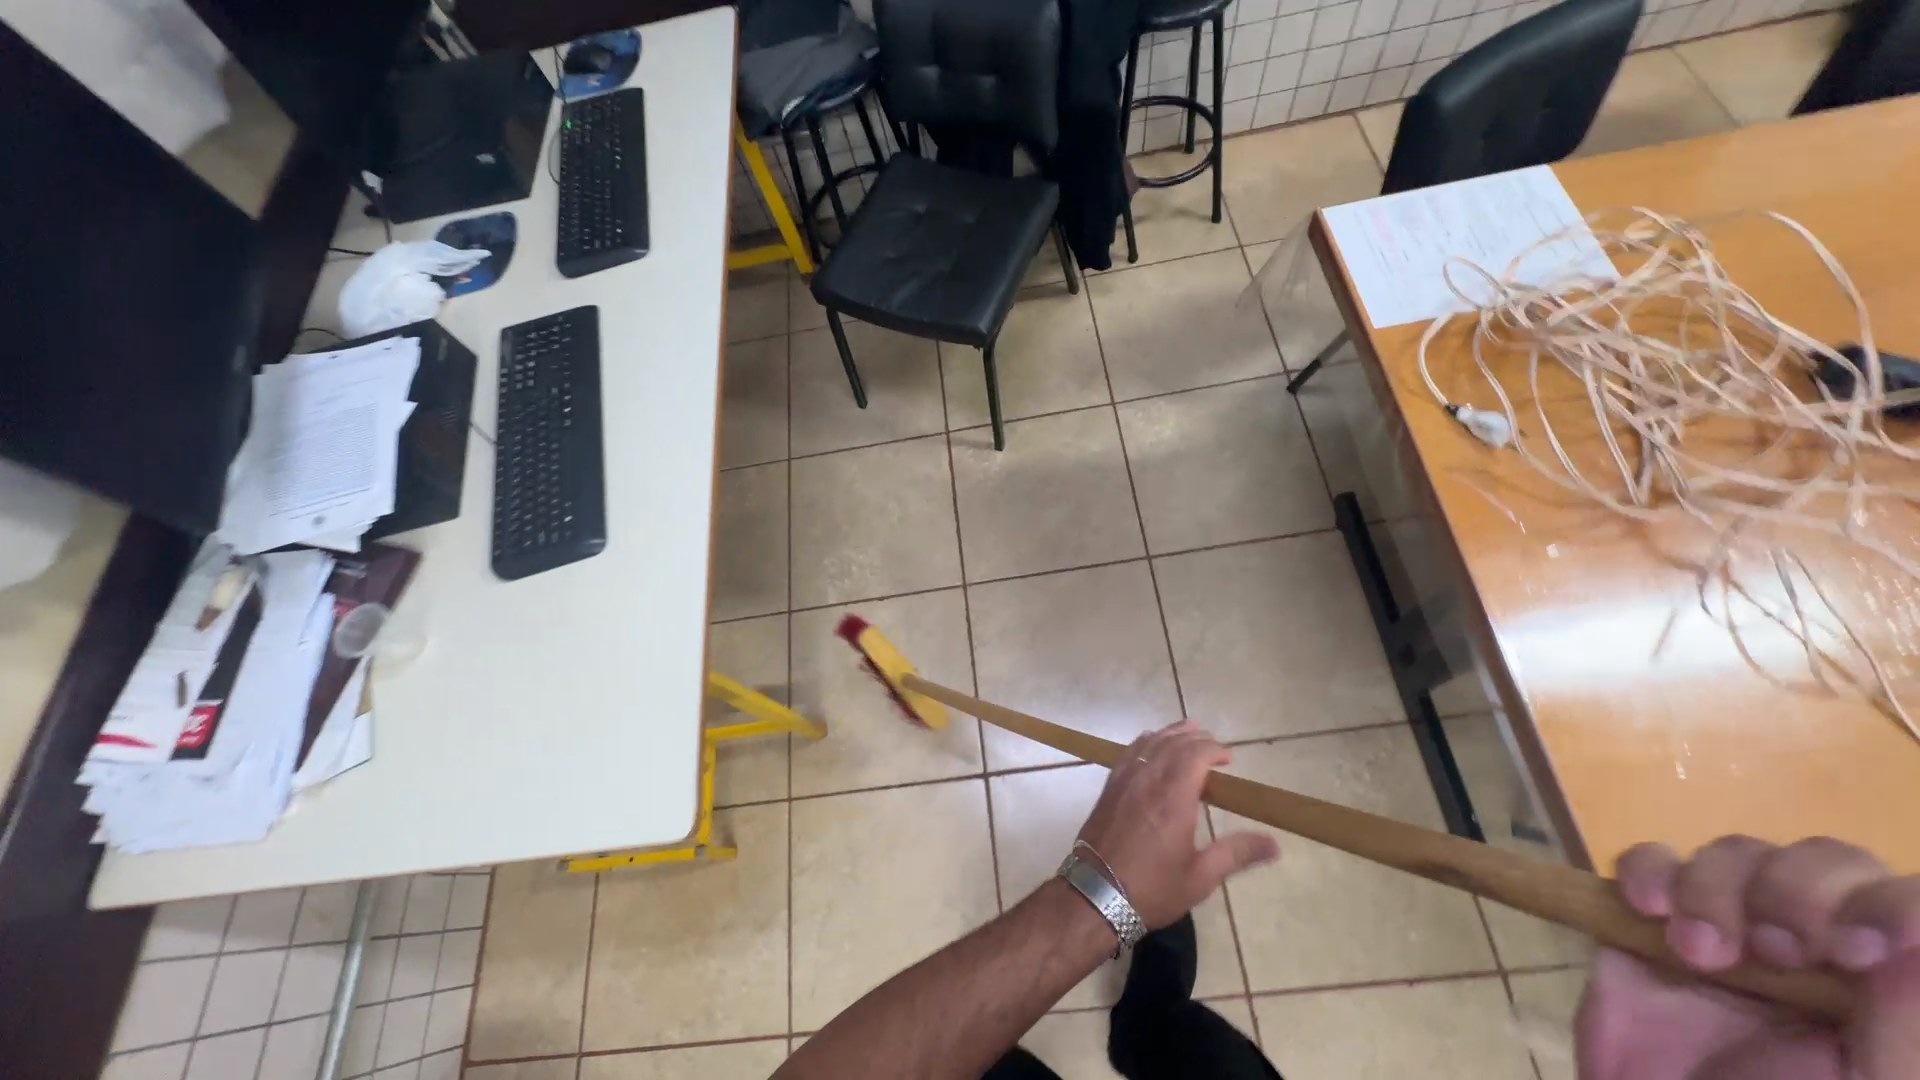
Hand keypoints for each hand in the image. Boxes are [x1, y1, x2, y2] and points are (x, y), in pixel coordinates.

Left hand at [1075, 721, 1279, 928]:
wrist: (1095, 895)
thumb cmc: (1152, 889)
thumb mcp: (1200, 877)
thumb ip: (1237, 854)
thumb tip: (1275, 844)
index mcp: (1173, 798)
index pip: (1195, 756)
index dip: (1214, 750)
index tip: (1229, 759)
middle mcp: (1148, 781)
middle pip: (1173, 744)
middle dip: (1196, 739)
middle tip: (1214, 746)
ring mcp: (1124, 782)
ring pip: (1149, 744)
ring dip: (1170, 734)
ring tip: (1187, 731)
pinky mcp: (1109, 789)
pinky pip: (1128, 753)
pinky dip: (1145, 742)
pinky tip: (1150, 743)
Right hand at [1578, 835, 1919, 1078]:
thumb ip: (1905, 1031)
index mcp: (1885, 984)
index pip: (1907, 903)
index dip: (1889, 906)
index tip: (1856, 951)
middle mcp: (1820, 946)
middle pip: (1823, 861)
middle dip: (1792, 893)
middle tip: (1774, 952)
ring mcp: (1728, 927)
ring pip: (1735, 854)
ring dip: (1712, 891)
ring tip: (1700, 955)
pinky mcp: (1648, 920)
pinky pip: (1649, 859)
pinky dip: (1648, 871)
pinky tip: (1648, 910)